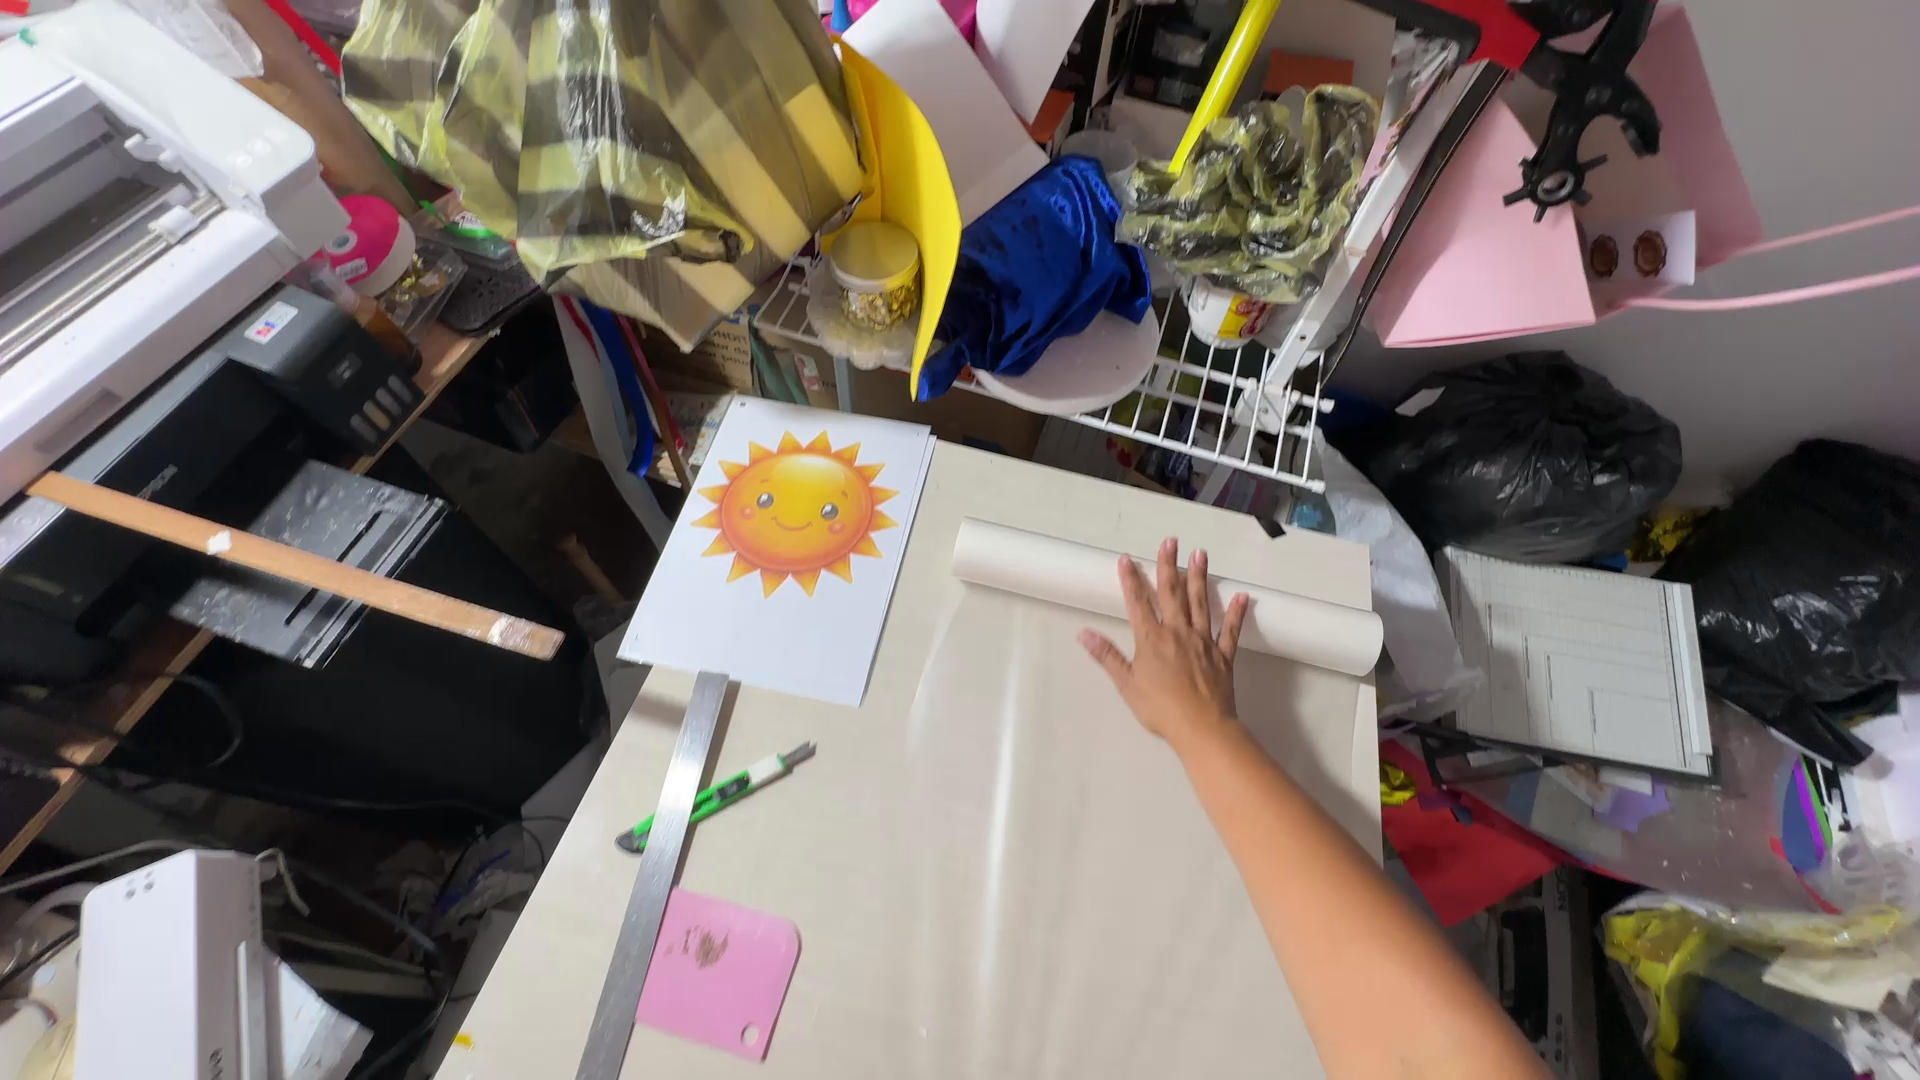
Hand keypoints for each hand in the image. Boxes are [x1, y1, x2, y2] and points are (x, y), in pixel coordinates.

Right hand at [1079, 537, 1250, 750]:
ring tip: (1199, 554)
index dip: (1131, 580)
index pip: (1138, 603)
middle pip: (1171, 593)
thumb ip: (1107, 656)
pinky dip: (1236, 613)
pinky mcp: (1223, 655)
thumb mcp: (1127, 684)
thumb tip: (1084, 634)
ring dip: (1199, 577)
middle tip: (1170, 541)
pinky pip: (1230, 631)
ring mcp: (1203, 641)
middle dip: (1168, 566)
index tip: (1126, 559)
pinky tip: (1241, 596)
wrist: (1201, 728)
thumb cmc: (1160, 708)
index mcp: (1151, 639)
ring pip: (1200, 603)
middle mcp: (1177, 632)